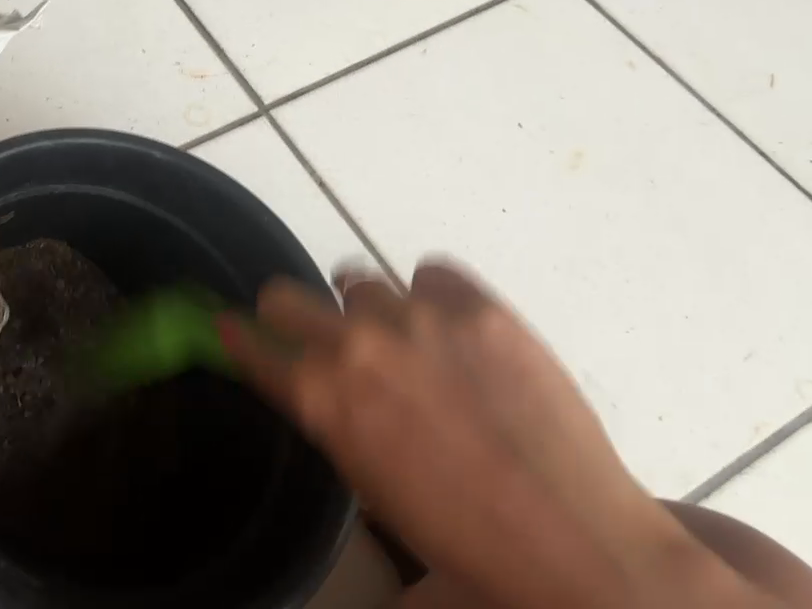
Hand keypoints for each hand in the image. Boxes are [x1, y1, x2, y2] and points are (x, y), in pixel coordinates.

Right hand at [220, 262, 767, 608]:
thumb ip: (326, 413)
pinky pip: (428, 271)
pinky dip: (432, 295)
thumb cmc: (460, 529)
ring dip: (370, 308)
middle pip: (283, 296)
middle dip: (291, 315)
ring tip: (410, 339)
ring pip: (358, 281)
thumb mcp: (365, 476)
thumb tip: (307, 376)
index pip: (248, 343)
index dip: (238, 335)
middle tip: (322, 334)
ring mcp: (414, 319)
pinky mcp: (476, 305)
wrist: (578, 540)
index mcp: (319, 398)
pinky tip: (455, 329)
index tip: (233, 327)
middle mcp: (353, 348)